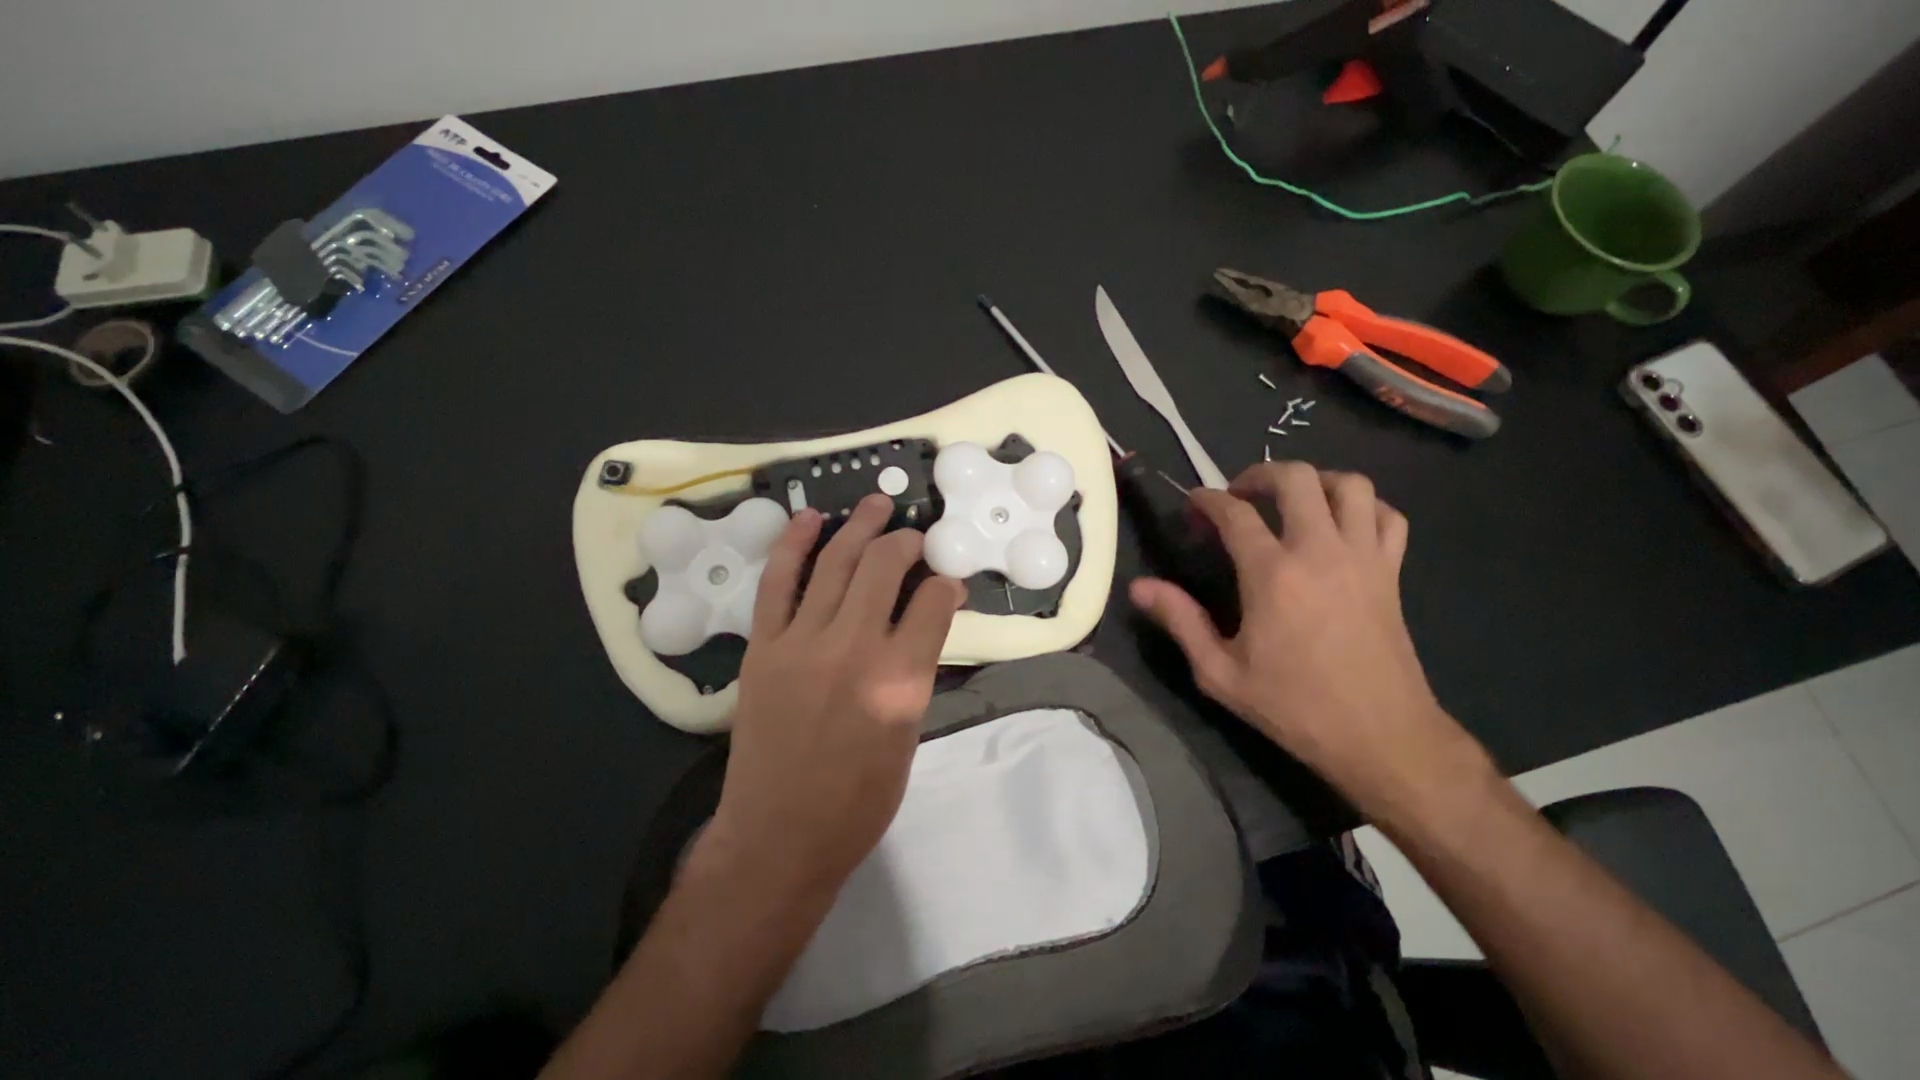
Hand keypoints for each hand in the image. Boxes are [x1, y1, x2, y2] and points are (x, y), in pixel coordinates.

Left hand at [697, 494, 966, 895]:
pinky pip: (779, 581)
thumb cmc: (857, 803)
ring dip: (860, 525)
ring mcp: (802, 643)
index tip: (948, 578)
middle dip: (907, 542)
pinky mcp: (763, 647)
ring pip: (836, 562)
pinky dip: (795, 543)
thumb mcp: (908, 740)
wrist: (779, 834)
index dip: (947, 582)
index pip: (934, 604)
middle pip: (885, 567)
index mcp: (900, 681)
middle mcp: (854, 649)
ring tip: (877, 503)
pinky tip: (812, 519)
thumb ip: (915, 674)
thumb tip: (922, 627)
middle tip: (915, 536)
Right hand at [1130, 462, 1495, 825]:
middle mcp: (1320, 550)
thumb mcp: (1221, 674)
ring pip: (1349, 485)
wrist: (1380, 735)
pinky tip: (1344, 525)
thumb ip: (1180, 622)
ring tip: (1294, 502)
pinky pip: (1388, 516)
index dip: (1206, 500)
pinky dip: (1366, 507)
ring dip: (1316, 481)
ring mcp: (1363, 556)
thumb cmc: (1294, 706)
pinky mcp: (1392, 571)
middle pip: (1295, 478)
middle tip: (1240, 497)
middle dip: (1259, 475)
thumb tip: (1139, 587)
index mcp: (1272, 573)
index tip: (1192, 508)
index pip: (1234, 512)